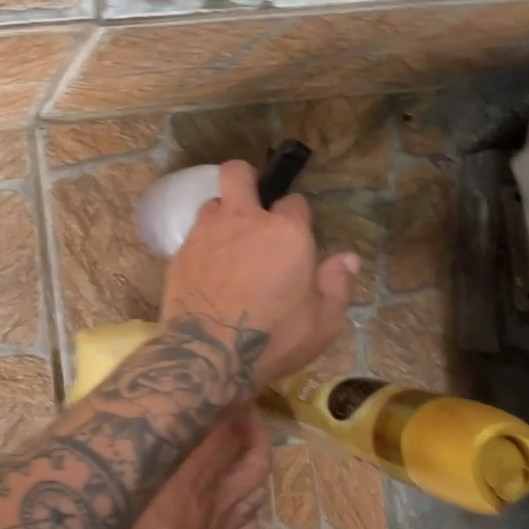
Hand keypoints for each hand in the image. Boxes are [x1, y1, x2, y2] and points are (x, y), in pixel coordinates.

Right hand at [101, 401, 272, 528]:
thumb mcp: (125, 486)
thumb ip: (135, 453)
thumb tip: (128, 420)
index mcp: (193, 474)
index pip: (225, 430)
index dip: (232, 405)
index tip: (228, 384)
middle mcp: (219, 493)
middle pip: (256, 456)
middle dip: (256, 431)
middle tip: (244, 415)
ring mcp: (228, 523)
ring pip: (259, 487)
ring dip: (256, 464)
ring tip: (243, 451)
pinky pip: (251, 520)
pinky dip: (250, 503)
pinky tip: (237, 501)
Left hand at [161, 160, 358, 386]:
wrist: (207, 354)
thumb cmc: (273, 339)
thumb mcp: (322, 323)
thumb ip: (336, 285)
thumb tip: (348, 258)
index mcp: (286, 233)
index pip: (294, 202)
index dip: (295, 216)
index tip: (294, 235)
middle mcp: (244, 221)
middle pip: (238, 173)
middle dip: (246, 178)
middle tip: (251, 201)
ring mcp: (206, 233)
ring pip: (212, 202)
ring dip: (222, 215)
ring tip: (229, 242)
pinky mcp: (180, 252)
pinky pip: (193, 234)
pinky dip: (203, 242)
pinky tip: (208, 266)